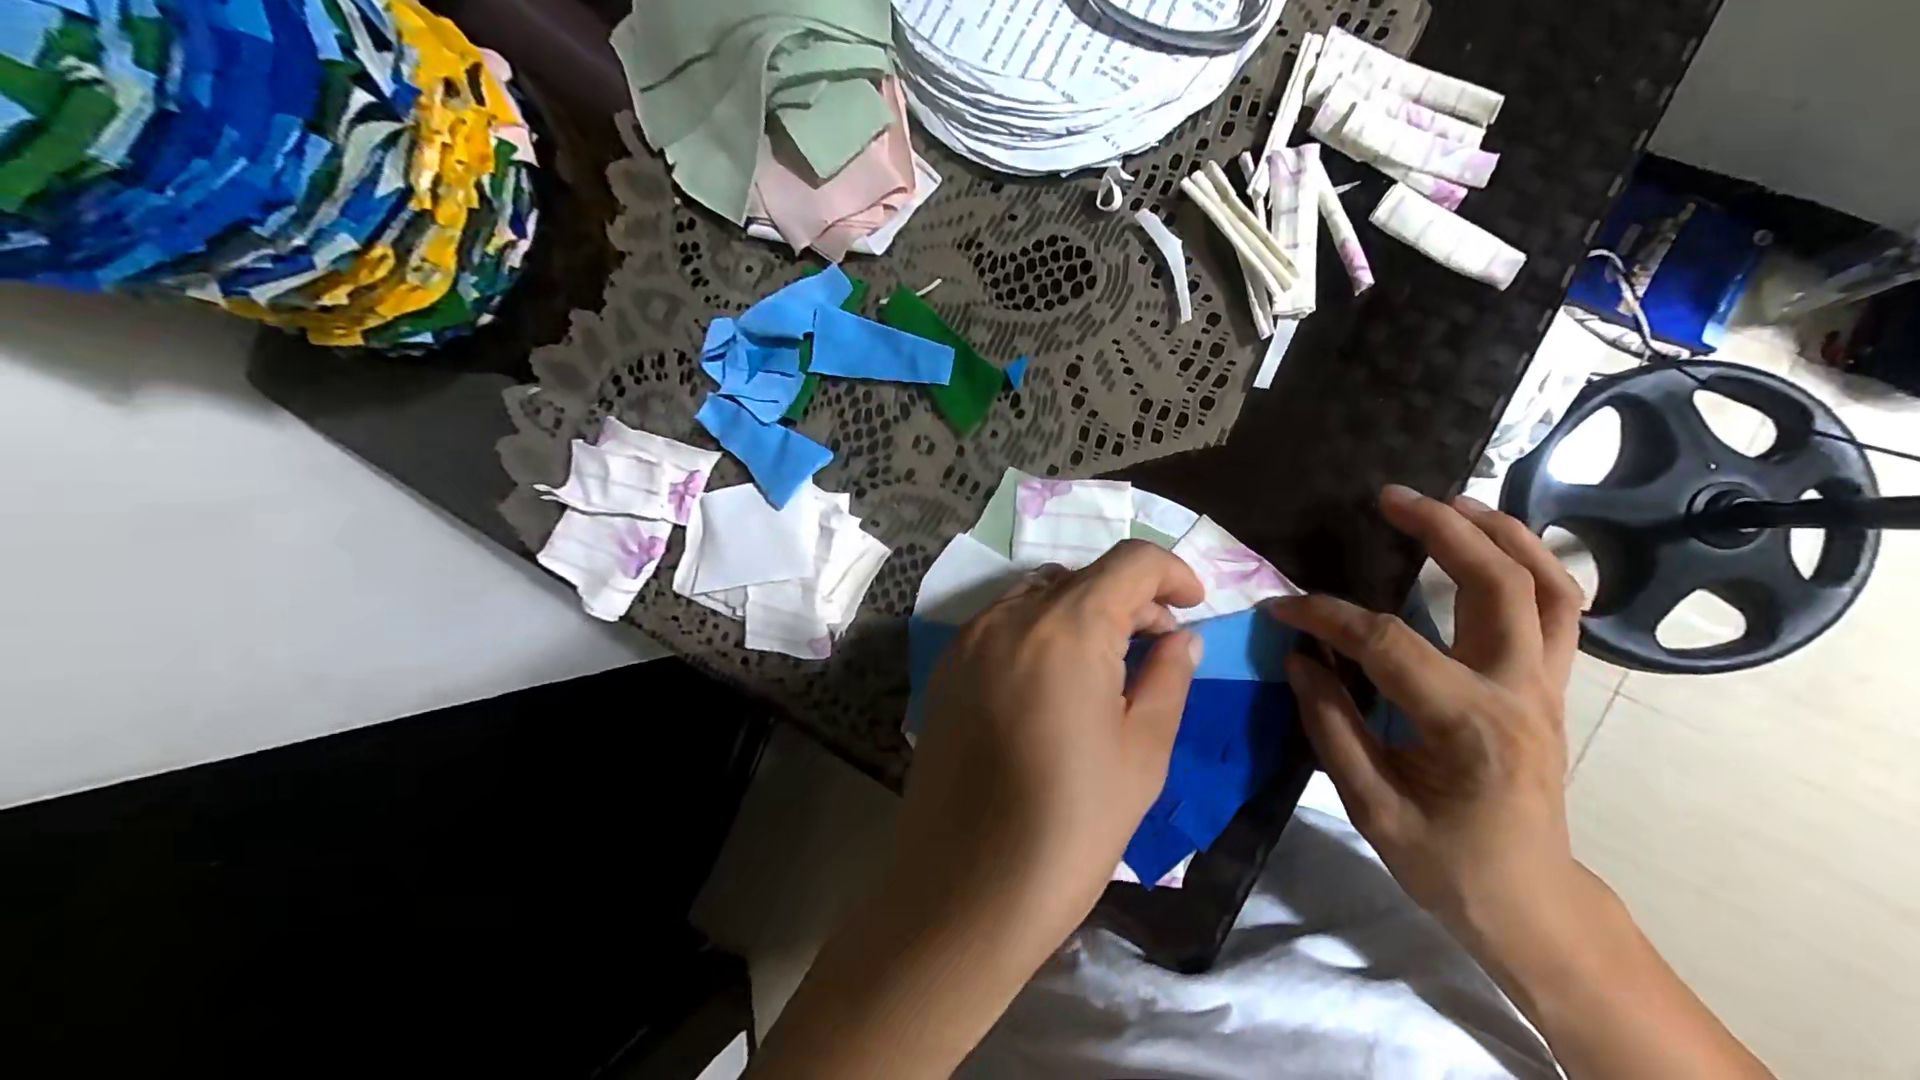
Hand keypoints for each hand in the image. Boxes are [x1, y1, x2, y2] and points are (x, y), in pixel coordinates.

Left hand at [895, 540, 1205, 959]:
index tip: (1194, 605)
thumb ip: (1168, 677)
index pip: (1129, 562)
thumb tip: (1180, 637)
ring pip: (1041, 595)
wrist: (967, 885)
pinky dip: (1042, 630)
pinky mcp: (946, 667)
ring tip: (1109, 663)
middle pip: (1083, 577)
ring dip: (1084, 611)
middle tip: (1159, 646)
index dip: (1171, 572)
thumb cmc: (1073, 823)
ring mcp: (969, 639)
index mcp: (1066, 627)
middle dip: (1130, 598)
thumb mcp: (1143, 751)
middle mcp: (1009, 616)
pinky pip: (1004, 624)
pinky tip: (1056, 681)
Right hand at [1263, 484, 1588, 942]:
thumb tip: (1299, 658)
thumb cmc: (1444, 860)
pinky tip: (1492, 545)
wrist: (1529, 899)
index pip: (1388, 642)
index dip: (1326, 615)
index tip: (1281, 606)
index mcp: (1468, 724)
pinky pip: (1559, 610)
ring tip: (1452, 500)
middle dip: (1442, 529)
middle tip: (1390, 496)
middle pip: (1497, 584)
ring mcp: (1548, 685)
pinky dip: (1532, 565)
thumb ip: (1330, 723)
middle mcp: (1520, 691)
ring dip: (1503, 533)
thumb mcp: (1368, 803)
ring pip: (1549, 586)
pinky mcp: (1553, 686)